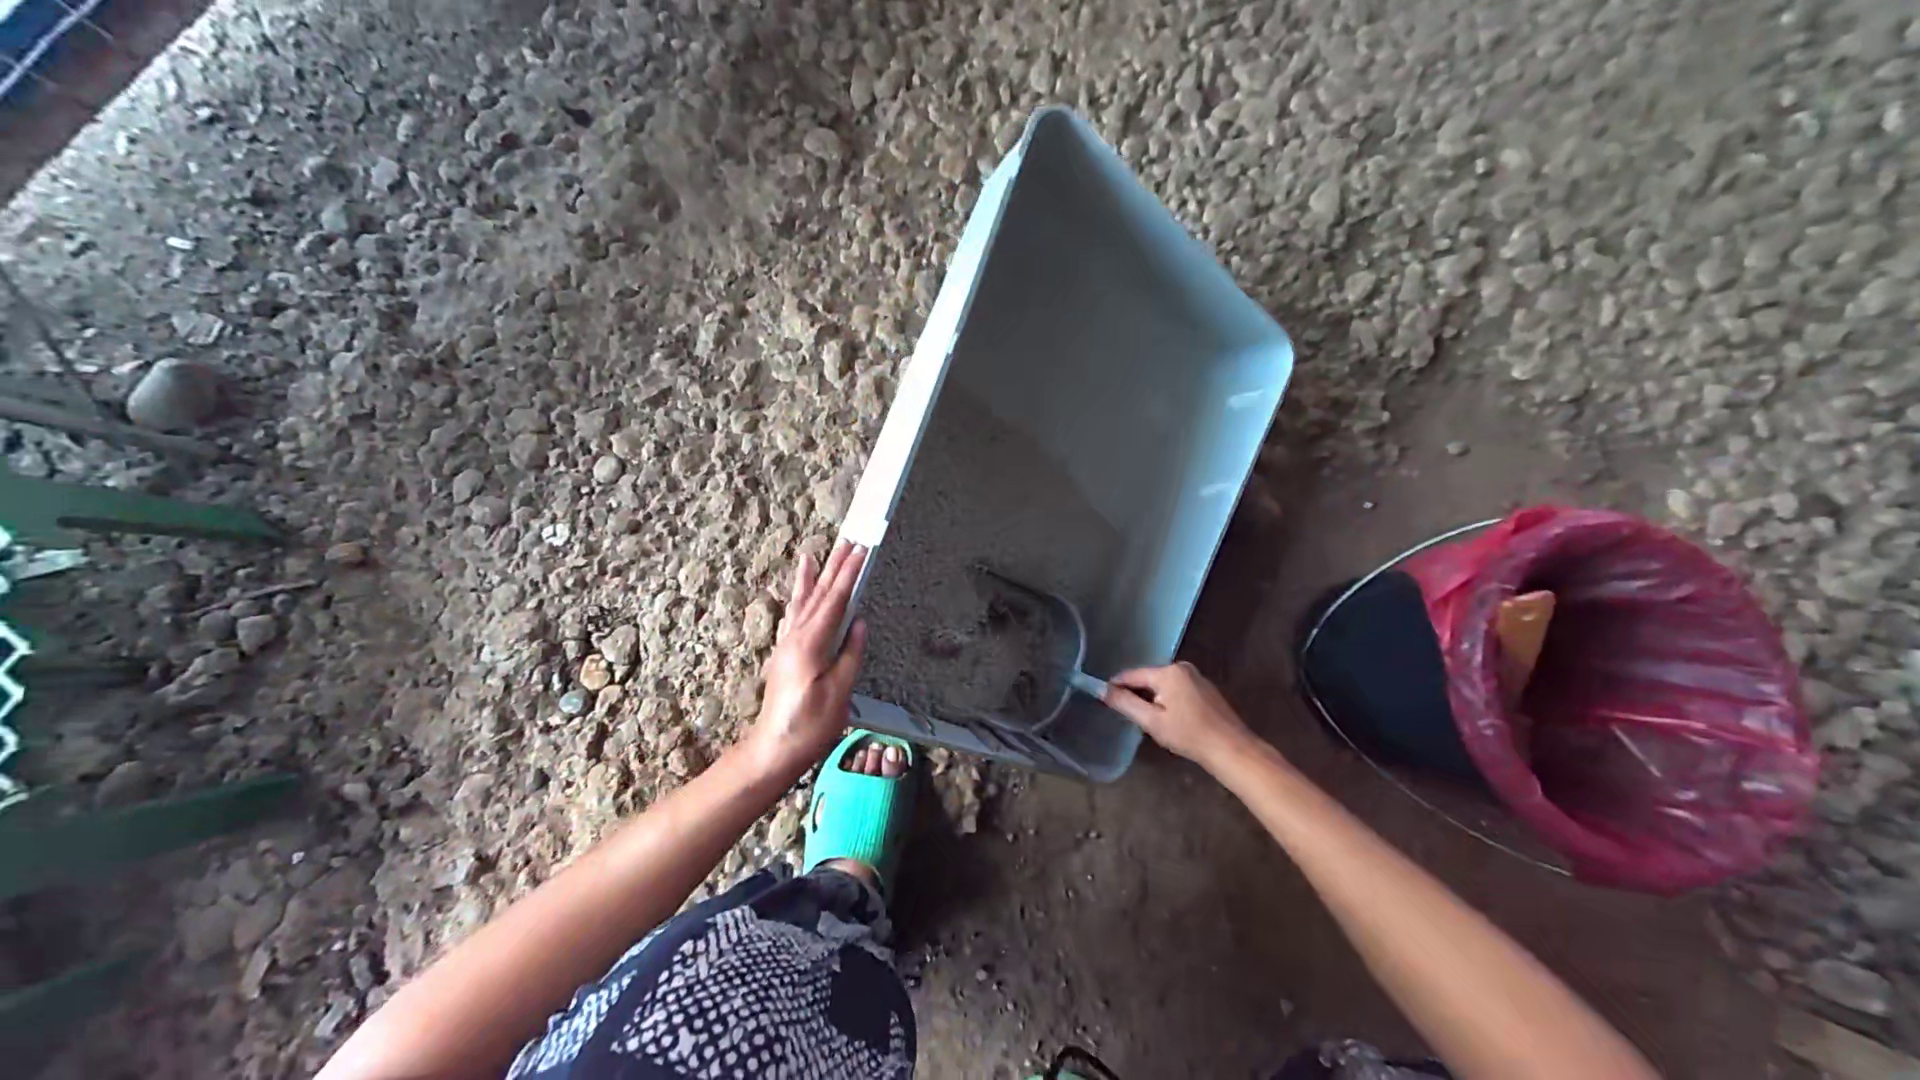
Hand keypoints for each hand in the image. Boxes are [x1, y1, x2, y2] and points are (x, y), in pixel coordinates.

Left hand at [742, 541, 867, 781]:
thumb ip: (850, 654)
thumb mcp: (838, 692)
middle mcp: (794, 638)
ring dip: (813, 577)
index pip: (835, 600)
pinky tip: (800, 594)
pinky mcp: (785, 655)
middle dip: (834, 566)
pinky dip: (799, 598)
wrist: (774, 749)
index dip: (850, 574)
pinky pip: (793, 616)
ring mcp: (787, 646)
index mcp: (810, 644)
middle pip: (818, 594)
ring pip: (802, 602)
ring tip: (815, 554)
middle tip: (848, 541)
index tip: (862, 551)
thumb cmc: (808, 726)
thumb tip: (859, 625)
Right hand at [1104, 661, 1256, 769]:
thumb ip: (1125, 702)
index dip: (1116, 686)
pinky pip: (1176, 689)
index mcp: (1168, 672)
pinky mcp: (1205, 688)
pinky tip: (1169, 718)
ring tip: (1146, 718)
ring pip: (1162, 684)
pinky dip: (1167, 699)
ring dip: (1152, 698)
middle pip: (1148, 678)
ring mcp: (1196, 676)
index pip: (1132, 675)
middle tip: (1127, 714)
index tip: (1103, 698)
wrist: (1231, 749)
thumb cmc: (1189, 735)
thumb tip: (1102, 689)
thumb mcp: (1152, 721)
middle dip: (1136, 693)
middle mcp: (1182, 667)